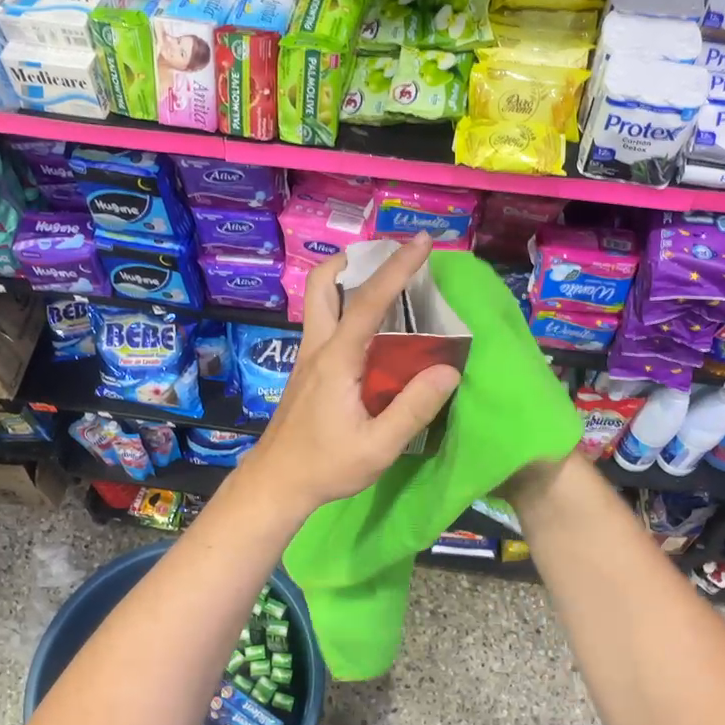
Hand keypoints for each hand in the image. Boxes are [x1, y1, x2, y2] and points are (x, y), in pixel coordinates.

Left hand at [240, 235, 461, 515]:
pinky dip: (347, 308)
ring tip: (385, 284)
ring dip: (347, 281)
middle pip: (323, 284)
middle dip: (353, 260)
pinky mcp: (307, 371)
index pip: (369, 302)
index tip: (422, 241)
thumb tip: (448, 370)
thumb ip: (413, 408)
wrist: (276, 483)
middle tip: (387, 255)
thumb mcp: (378, 446)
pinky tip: (373, 331)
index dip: (398, 268)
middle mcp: (318, 348)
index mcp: (337, 360)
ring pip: (320, 302)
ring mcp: (308, 358)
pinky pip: (326, 324)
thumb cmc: (326, 466)